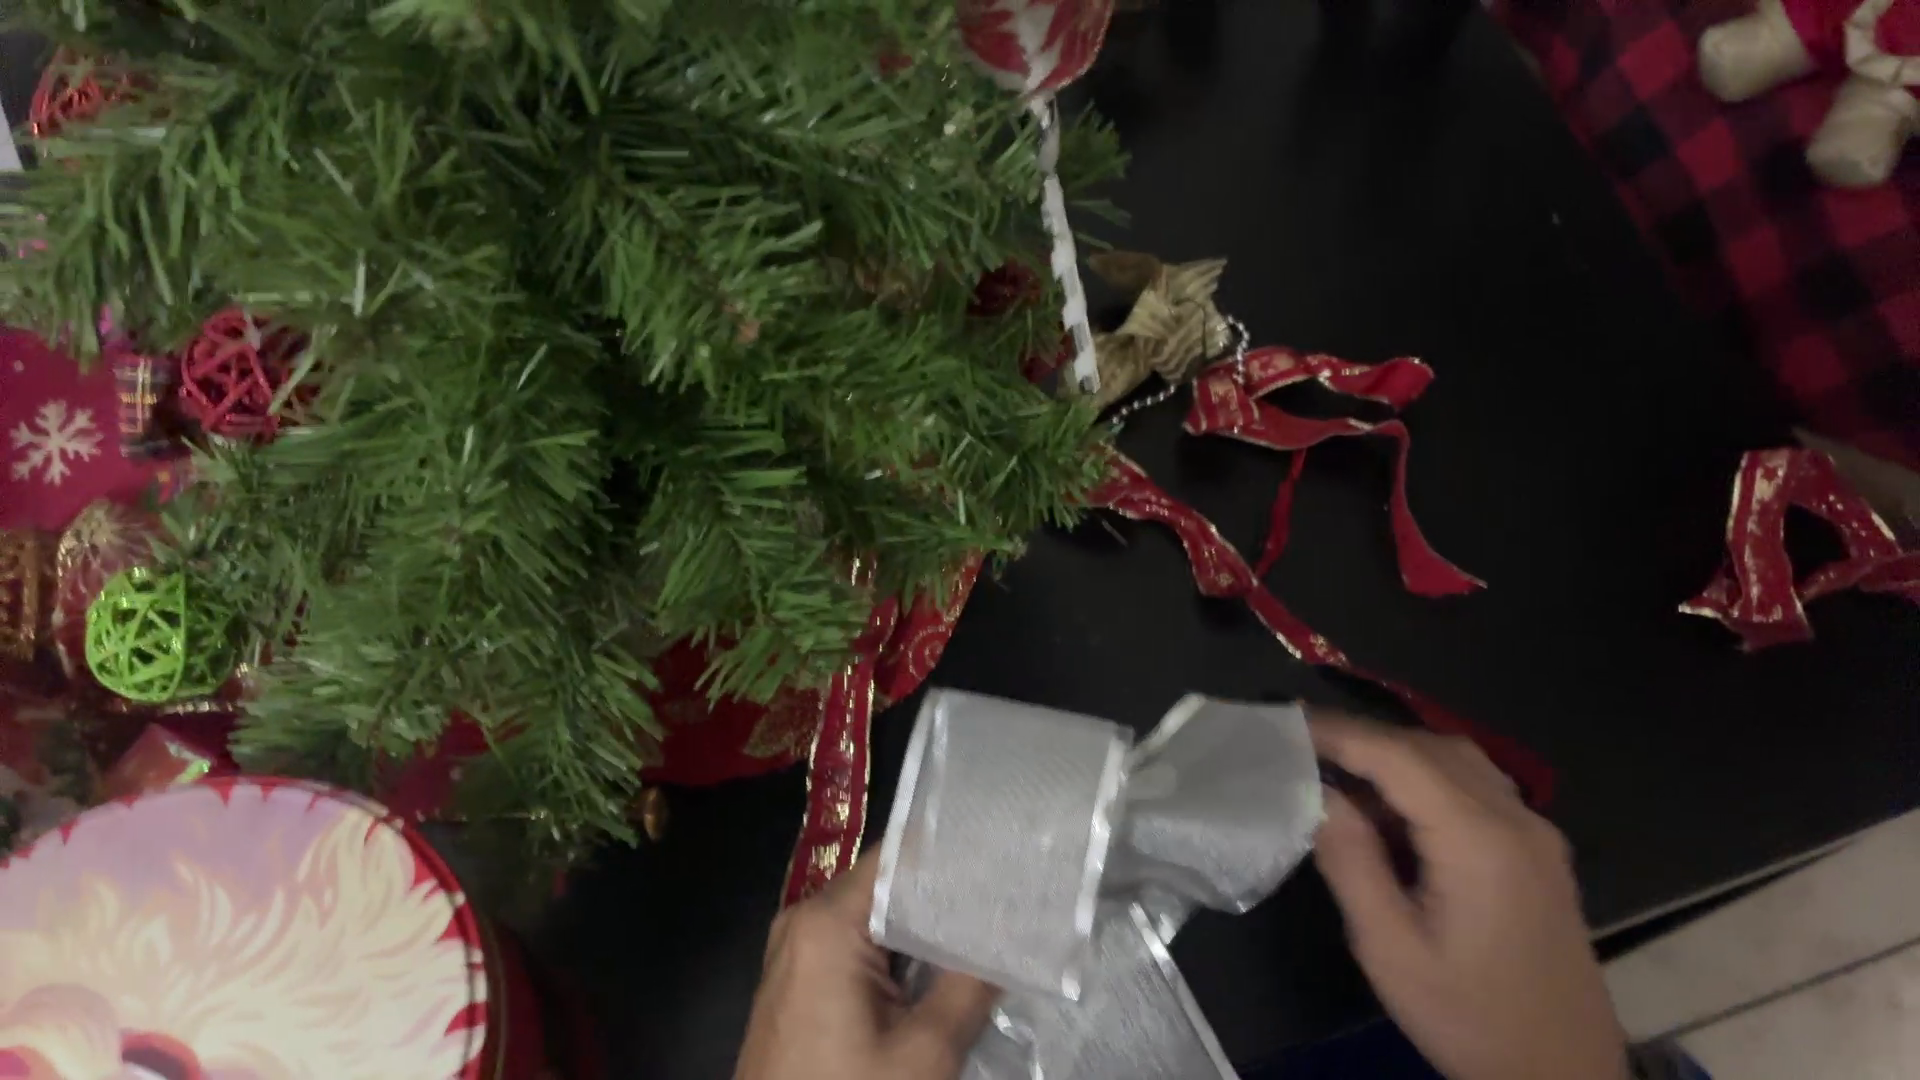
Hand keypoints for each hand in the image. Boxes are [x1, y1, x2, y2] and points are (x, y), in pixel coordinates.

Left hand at [734, 855, 999, 1079]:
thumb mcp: (924, 1054)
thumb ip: (969, 986)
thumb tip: (1006, 938)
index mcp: (826, 921)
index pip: (896, 858)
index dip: (948, 857)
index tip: (998, 860)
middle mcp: (803, 922)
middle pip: (884, 888)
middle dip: (941, 897)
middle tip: (1002, 899)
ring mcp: (794, 954)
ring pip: (871, 921)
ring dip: (920, 931)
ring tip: (982, 929)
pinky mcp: (796, 985)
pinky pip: (853, 949)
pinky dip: (894, 956)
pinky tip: (938, 969)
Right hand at [1310, 711, 1630, 1079]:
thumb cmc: (1468, 1016)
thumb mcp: (1389, 946)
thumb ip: (1350, 858)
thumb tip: (1319, 792)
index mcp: (1480, 840)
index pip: (1399, 756)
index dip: (1339, 732)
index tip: (1286, 722)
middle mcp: (1516, 821)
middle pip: (1429, 747)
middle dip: (1362, 737)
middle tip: (1302, 745)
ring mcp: (1535, 834)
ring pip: (1455, 760)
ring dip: (1394, 754)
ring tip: (1338, 773)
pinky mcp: (1537, 852)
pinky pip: (1474, 786)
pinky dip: (1424, 778)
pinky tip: (1391, 809)